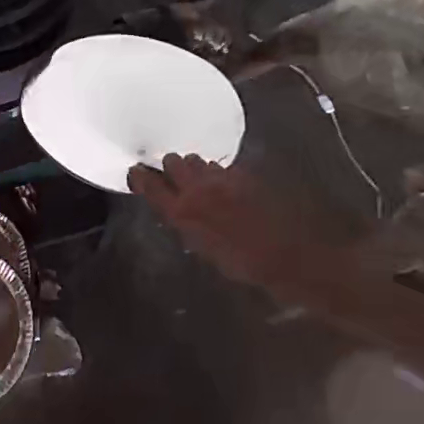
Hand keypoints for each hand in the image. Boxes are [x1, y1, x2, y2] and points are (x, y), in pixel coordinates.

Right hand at [127, 154, 306, 286]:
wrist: (287, 254)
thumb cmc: (242, 262)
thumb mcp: (203, 248)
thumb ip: (186, 224)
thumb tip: (177, 212)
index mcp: (182, 211)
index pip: (151, 184)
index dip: (140, 176)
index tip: (136, 172)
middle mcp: (198, 188)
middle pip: (173, 161)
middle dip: (170, 167)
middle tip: (172, 177)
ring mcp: (222, 177)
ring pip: (197, 160)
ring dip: (194, 168)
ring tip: (199, 181)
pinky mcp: (244, 174)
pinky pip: (221, 167)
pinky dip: (217, 173)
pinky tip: (223, 186)